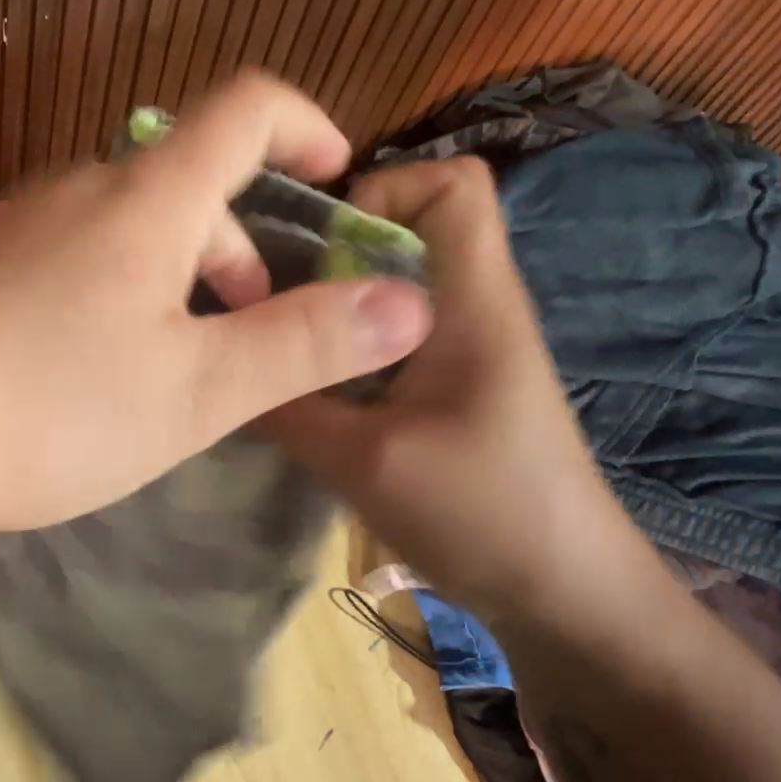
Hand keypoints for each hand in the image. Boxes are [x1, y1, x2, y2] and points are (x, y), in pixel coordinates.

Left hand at [0, 73, 431, 533]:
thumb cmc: (43, 409)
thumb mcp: (190, 393)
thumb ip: (301, 344)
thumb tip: (410, 300)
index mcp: (142, 200)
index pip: (243, 108)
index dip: (305, 124)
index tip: (336, 177)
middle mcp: (68, 191)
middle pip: (178, 186)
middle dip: (233, 250)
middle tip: (245, 337)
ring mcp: (2, 228)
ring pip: (112, 233)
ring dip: (162, 285)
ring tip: (161, 375)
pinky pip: (52, 265)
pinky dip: (95, 301)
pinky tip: (70, 380)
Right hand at [263, 157, 647, 618]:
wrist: (564, 596)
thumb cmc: (484, 512)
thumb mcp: (363, 459)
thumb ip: (287, 407)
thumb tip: (216, 369)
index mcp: (472, 303)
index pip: (453, 185)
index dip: (383, 186)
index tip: (314, 244)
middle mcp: (467, 310)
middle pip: (403, 232)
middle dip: (326, 250)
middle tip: (259, 298)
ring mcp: (456, 352)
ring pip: (383, 290)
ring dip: (324, 306)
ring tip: (266, 342)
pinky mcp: (442, 390)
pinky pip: (379, 339)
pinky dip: (335, 348)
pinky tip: (298, 388)